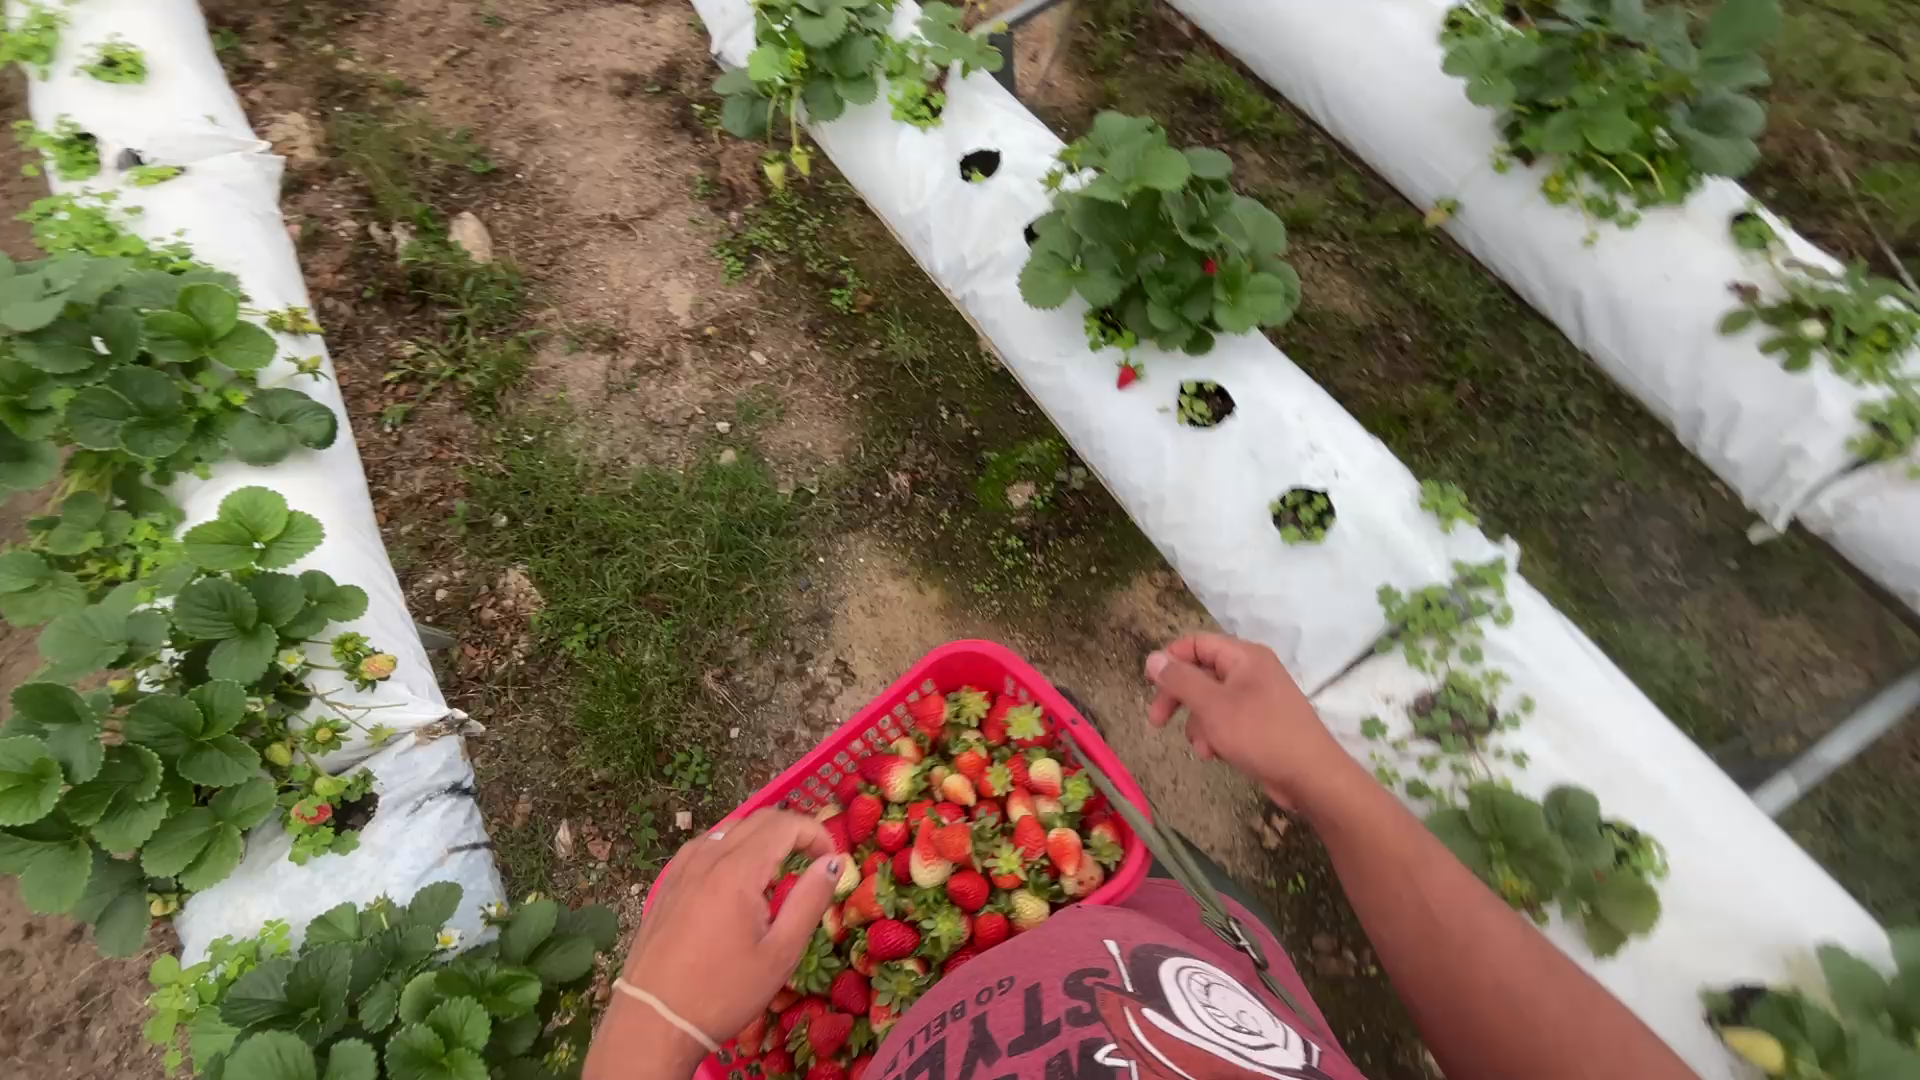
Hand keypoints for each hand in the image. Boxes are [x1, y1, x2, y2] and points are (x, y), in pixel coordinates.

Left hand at [589, 810, 841, 1074]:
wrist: (652, 1025)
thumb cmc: (723, 992)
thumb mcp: (780, 953)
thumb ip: (810, 899)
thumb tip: (833, 861)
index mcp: (739, 870)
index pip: (786, 824)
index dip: (816, 833)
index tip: (830, 859)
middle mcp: (709, 856)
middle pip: (761, 818)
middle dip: (793, 831)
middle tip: (810, 861)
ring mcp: (683, 866)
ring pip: (733, 827)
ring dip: (762, 837)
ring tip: (775, 873)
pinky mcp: (668, 882)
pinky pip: (707, 844)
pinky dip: (732, 846)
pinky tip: (735, 878)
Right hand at [1145, 634, 1362, 810]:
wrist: (1312, 777)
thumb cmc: (1260, 734)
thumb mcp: (1211, 705)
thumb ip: (1180, 679)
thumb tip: (1152, 658)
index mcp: (1244, 656)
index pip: (1196, 644)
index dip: (1170, 660)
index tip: (1150, 685)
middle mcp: (1252, 670)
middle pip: (1200, 673)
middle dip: (1179, 698)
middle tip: (1157, 721)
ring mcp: (1259, 696)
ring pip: (1210, 700)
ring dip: (1198, 723)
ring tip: (1202, 747)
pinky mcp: (1262, 722)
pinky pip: (1227, 718)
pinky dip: (1216, 733)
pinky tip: (1216, 754)